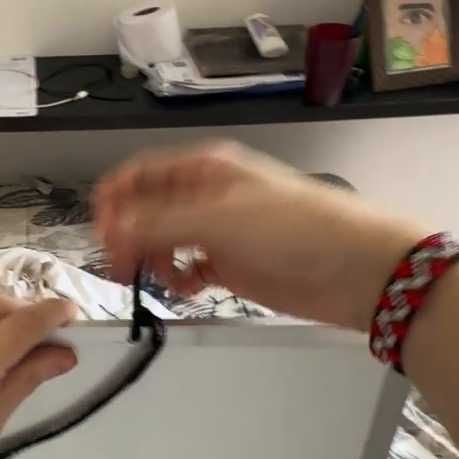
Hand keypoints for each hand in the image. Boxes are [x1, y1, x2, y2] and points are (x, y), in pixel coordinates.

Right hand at [95, 142, 431, 328]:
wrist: (357, 269)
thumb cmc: (293, 228)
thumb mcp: (219, 219)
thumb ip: (158, 224)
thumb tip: (108, 231)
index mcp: (202, 169)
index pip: (141, 176)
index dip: (115, 201)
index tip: (100, 233)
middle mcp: (205, 196)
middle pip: (147, 210)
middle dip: (129, 235)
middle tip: (123, 267)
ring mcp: (217, 231)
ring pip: (163, 241)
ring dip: (151, 259)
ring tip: (159, 279)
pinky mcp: (230, 265)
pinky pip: (187, 269)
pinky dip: (178, 279)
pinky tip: (185, 289)